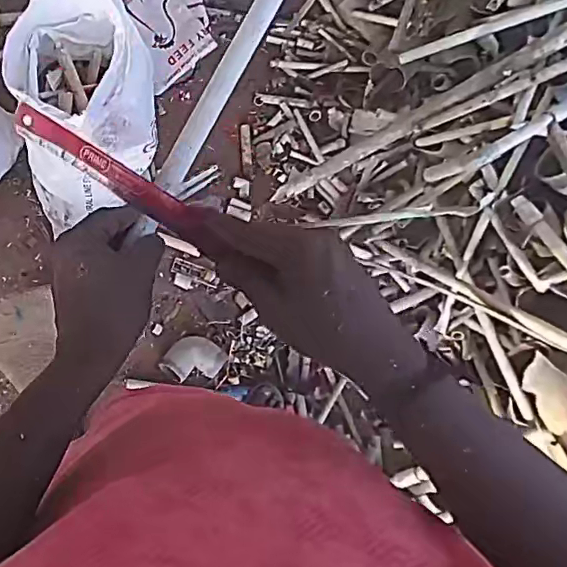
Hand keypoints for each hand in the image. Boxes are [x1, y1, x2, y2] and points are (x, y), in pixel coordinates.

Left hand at [48, 207, 163, 369]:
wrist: (91, 353)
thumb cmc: (115, 309)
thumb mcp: (141, 271)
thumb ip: (149, 245)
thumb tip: (151, 237)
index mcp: (77, 240)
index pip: (110, 216)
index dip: (135, 217)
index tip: (153, 222)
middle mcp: (63, 250)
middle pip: (100, 231)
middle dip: (126, 235)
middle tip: (149, 242)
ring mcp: (61, 270)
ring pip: (95, 250)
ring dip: (118, 252)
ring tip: (141, 262)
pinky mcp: (66, 287)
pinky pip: (90, 266)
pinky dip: (107, 267)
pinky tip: (125, 278)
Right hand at [198, 212, 425, 393]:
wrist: (378, 349)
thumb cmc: (325, 335)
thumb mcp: (272, 309)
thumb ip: (244, 277)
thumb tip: (221, 259)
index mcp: (297, 246)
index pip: (244, 230)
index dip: (213, 225)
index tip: (189, 216)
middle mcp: (313, 234)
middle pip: (259, 231)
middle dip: (231, 241)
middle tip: (205, 251)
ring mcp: (326, 241)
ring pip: (275, 240)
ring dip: (252, 251)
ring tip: (233, 271)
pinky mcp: (333, 252)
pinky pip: (292, 247)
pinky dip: (272, 256)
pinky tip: (262, 274)